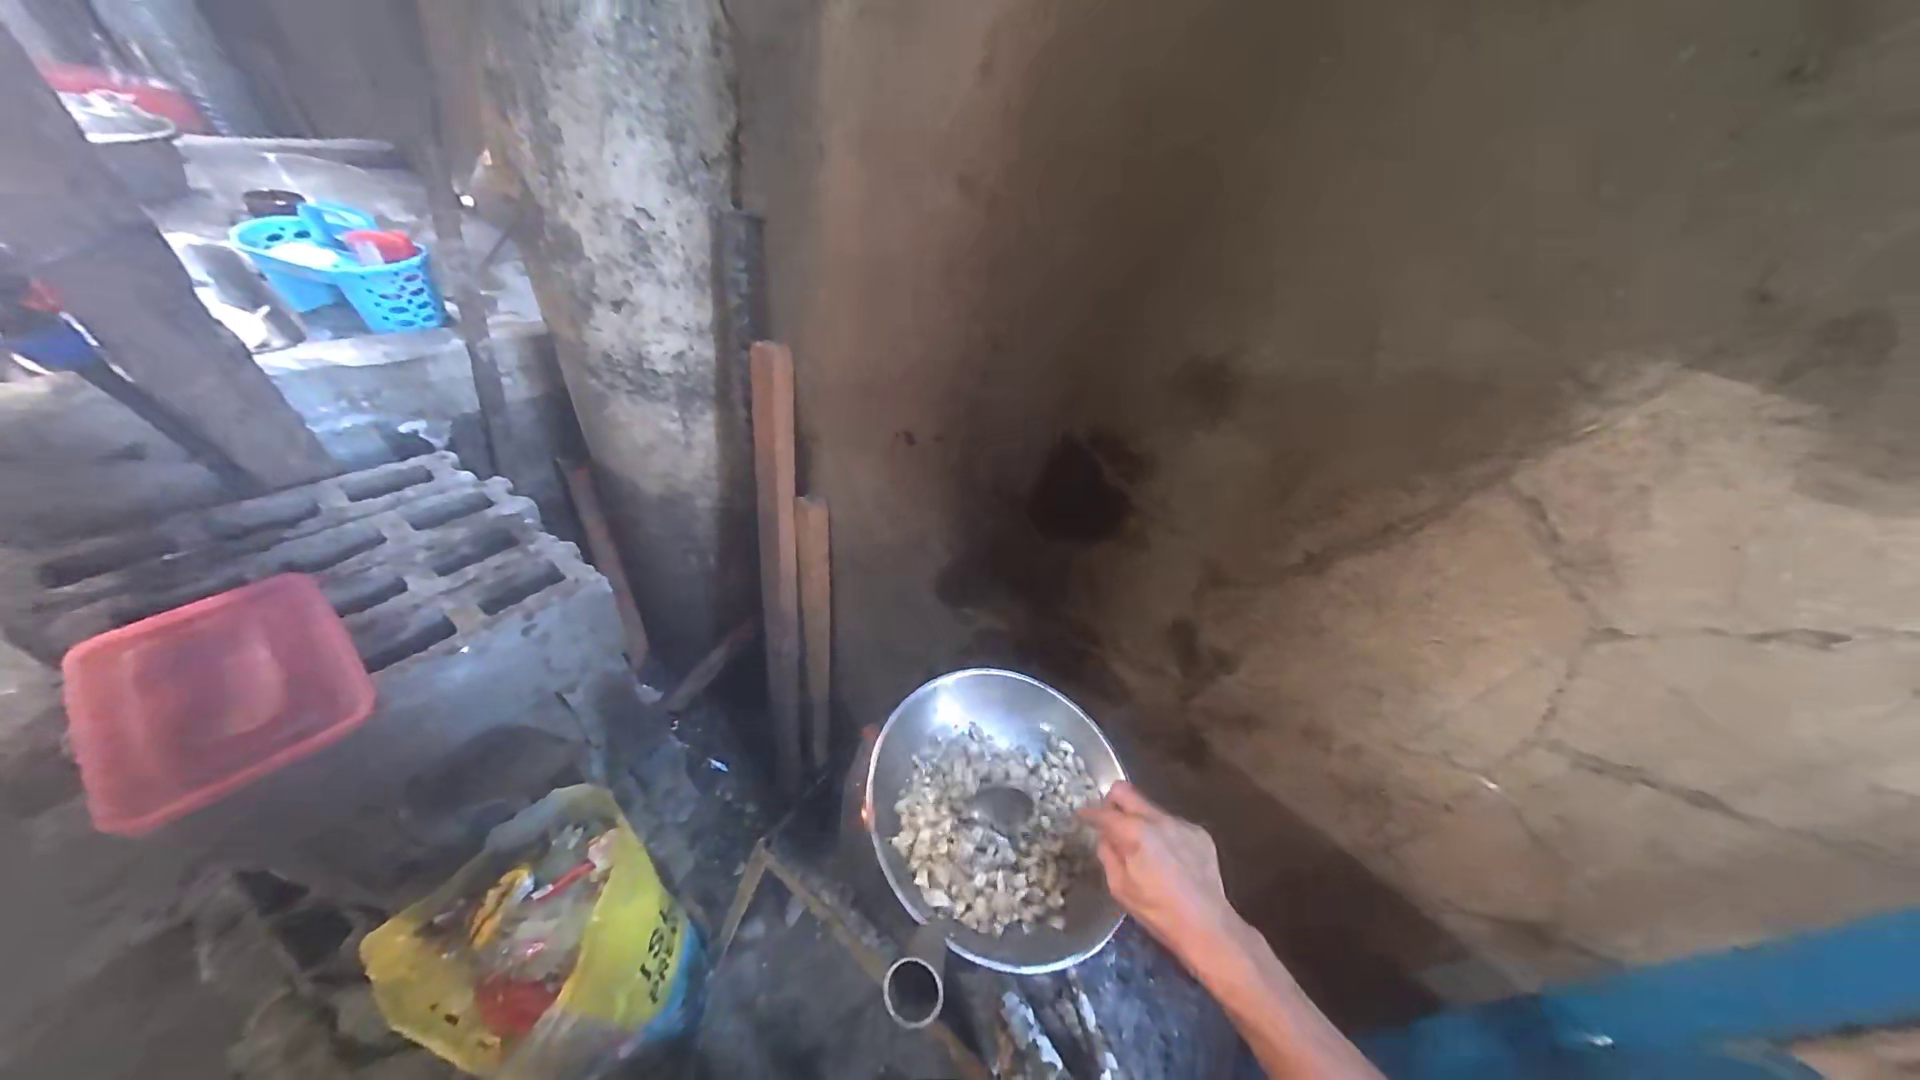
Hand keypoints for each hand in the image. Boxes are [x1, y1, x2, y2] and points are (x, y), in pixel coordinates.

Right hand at [1081, 781, 1241, 966]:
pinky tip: (1169, 859)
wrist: (1208, 927)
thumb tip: (1105, 837)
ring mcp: (1181, 823)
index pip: (1104, 812)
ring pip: (1150, 808)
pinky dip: (1163, 834)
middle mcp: (1158, 819)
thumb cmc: (1158, 912)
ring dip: (1140, 820)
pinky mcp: (1199, 832)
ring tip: (1144, 849)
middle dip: (1112, 802)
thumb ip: (1108, 854)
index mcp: (1135, 832)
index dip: (1088, 813)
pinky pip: (1171, 823)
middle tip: (1110, 822)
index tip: (1081, 816)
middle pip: (1125, 791)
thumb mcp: (1120, 888)